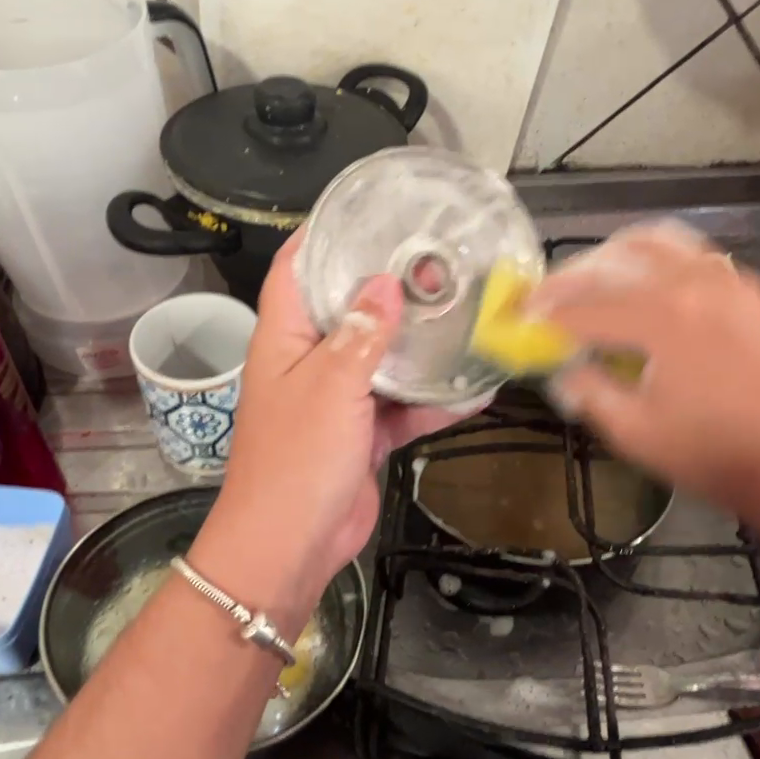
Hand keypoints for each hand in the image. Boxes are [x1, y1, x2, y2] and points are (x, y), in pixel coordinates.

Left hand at [202, 234, 476, 602]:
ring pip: (382, 359)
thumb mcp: (330, 387)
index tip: (362, 210)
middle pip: (347, 310)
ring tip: (463, 315)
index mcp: (285, 338)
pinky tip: (474, 389)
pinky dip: (433, 403)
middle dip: (387, 288)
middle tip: (435, 262)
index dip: (321, 235)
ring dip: (418, 346)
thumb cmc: (295, 461)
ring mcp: (337, 400)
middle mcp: (309, 361)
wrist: (290, 547)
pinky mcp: (361, 435)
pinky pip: (401, 408)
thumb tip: (384, 284)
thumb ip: (360, 334)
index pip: (296, 269)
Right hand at [530, 221, 759, 525]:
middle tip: (542, 299)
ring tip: (587, 277)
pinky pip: (690, 253)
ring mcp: (727, 279)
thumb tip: (565, 371)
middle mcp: (693, 281)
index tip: (515, 321)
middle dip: (569, 278)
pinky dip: (654, 258)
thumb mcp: (638, 434)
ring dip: (611, 255)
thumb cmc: (721, 458)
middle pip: (613, 262)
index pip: (584, 307)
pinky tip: (643, 284)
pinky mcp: (749, 290)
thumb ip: (591, 393)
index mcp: (662, 317)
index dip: (543, 316)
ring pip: (654, 242)